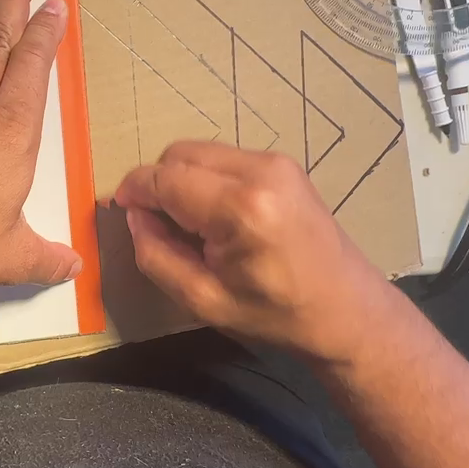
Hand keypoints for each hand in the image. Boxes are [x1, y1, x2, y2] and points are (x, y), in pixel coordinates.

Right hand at [113, 141, 399, 363]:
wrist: (348, 311)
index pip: (164, 178)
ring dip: (180, 181)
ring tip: (187, 225)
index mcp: (240, 208)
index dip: (133, 191)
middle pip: (179, 154)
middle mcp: (259, 171)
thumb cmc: (275, 315)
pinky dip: (204, 180)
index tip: (121, 211)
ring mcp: (276, 162)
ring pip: (199, 152)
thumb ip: (156, 255)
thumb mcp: (202, 300)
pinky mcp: (283, 165)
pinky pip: (223, 159)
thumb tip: (135, 217)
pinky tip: (213, 217)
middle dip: (156, 183)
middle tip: (155, 225)